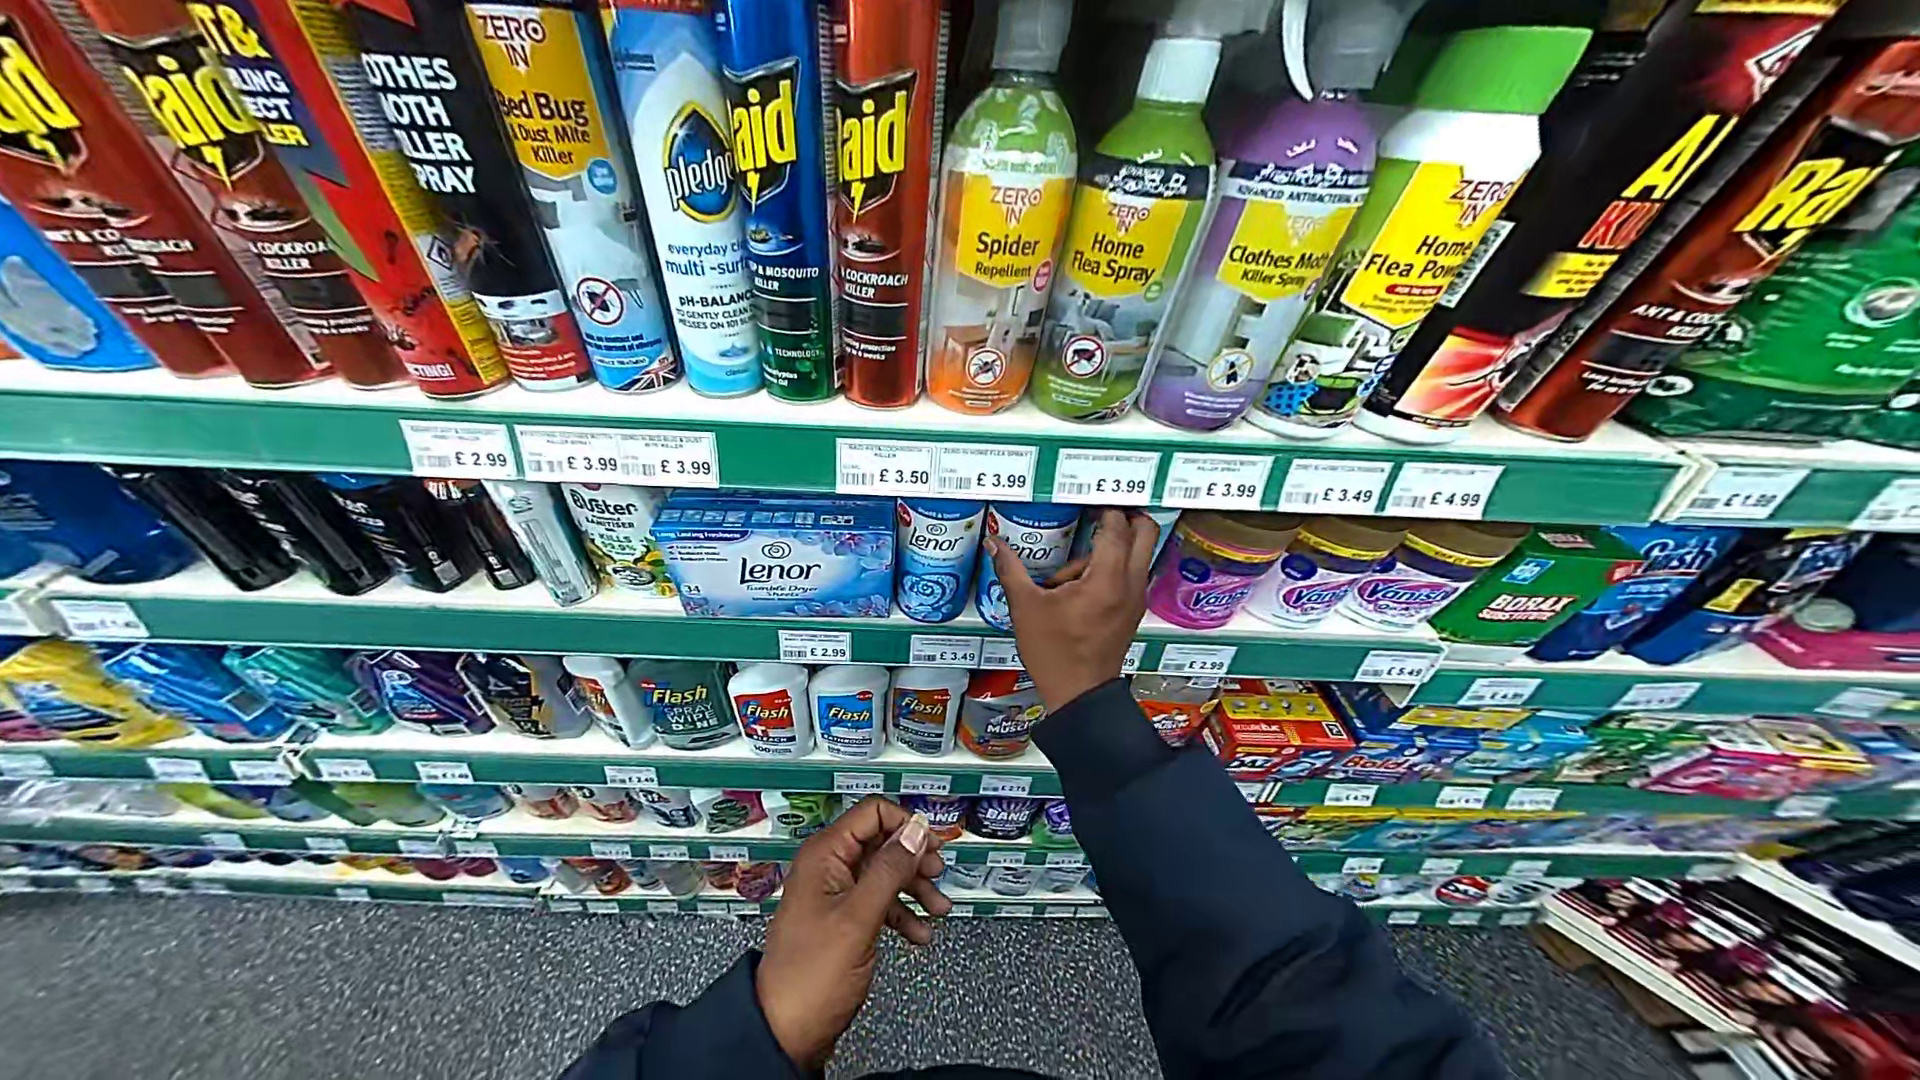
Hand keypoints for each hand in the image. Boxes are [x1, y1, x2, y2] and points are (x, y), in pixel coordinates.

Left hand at [756, 797, 951, 1069]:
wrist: (784, 1035)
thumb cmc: (814, 974)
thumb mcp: (858, 917)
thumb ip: (890, 870)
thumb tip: (916, 830)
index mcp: (826, 853)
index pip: (872, 813)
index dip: (904, 823)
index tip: (931, 844)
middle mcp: (830, 865)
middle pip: (882, 842)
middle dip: (914, 858)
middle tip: (938, 874)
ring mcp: (836, 892)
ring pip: (884, 873)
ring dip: (914, 888)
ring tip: (939, 908)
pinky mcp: (843, 918)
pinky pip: (879, 902)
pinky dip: (901, 913)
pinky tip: (920, 933)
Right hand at [986, 508, 1158, 711]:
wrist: (1078, 695)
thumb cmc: (1053, 652)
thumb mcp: (1025, 607)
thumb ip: (1011, 569)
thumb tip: (993, 542)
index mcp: (1107, 579)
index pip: (1116, 528)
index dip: (1104, 510)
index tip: (1087, 502)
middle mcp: (1130, 584)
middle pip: (1146, 532)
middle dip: (1126, 517)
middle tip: (1098, 514)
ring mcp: (1136, 598)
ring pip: (1138, 555)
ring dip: (1114, 548)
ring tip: (1068, 573)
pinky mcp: (1132, 611)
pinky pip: (1131, 575)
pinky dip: (1114, 568)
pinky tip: (1077, 587)